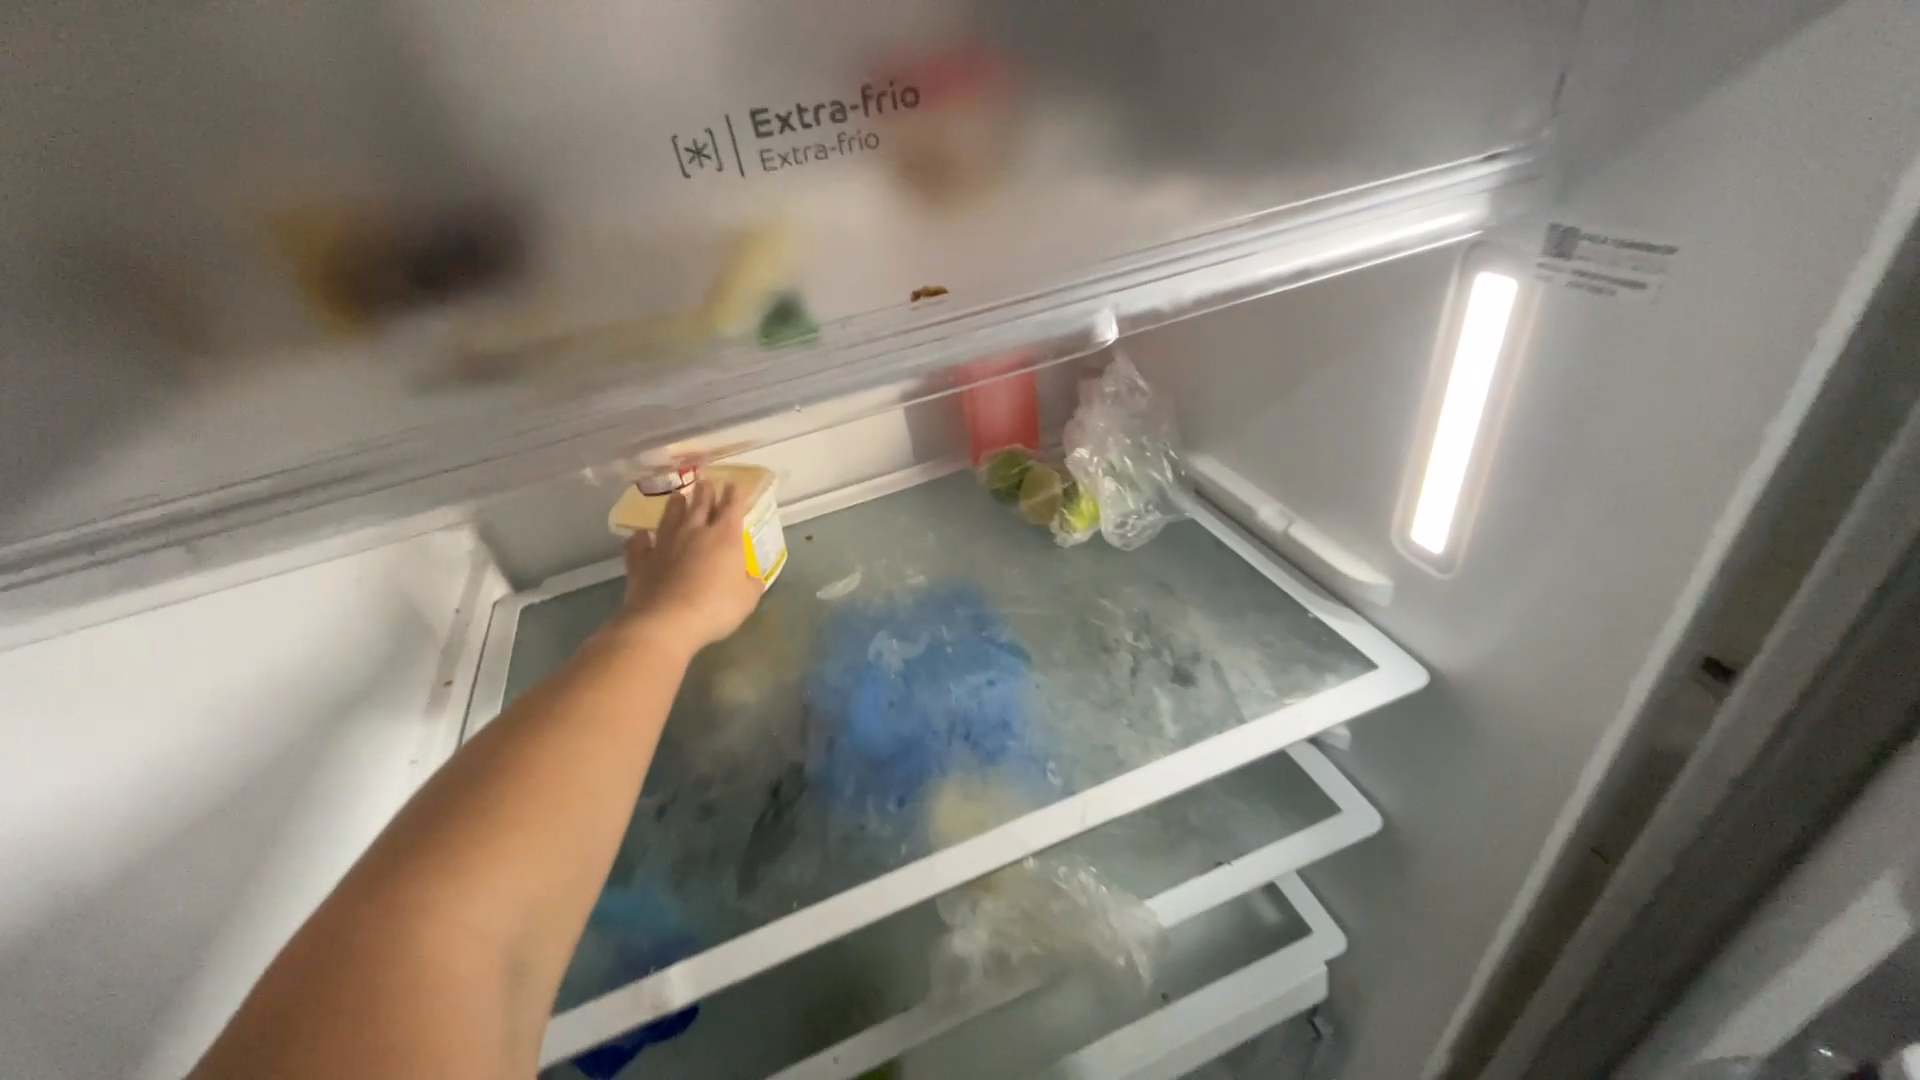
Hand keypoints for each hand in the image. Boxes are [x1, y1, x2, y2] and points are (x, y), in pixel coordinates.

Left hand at [613, 480, 764, 651]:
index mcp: (725, 537)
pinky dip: (640, 538)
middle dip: (705, 492)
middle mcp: (694, 532)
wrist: (666, 620)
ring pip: (670, 517)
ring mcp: (664, 544)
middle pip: (700, 505)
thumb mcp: (747, 599)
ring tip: (677, 496)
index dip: (734, 495)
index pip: (731, 507)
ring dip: (674, 506)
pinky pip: (639, 544)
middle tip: (705, 482)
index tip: (733, 484)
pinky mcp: (641, 560)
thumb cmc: (715, 607)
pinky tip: (640, 535)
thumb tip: (751, 578)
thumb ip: (750, 584)